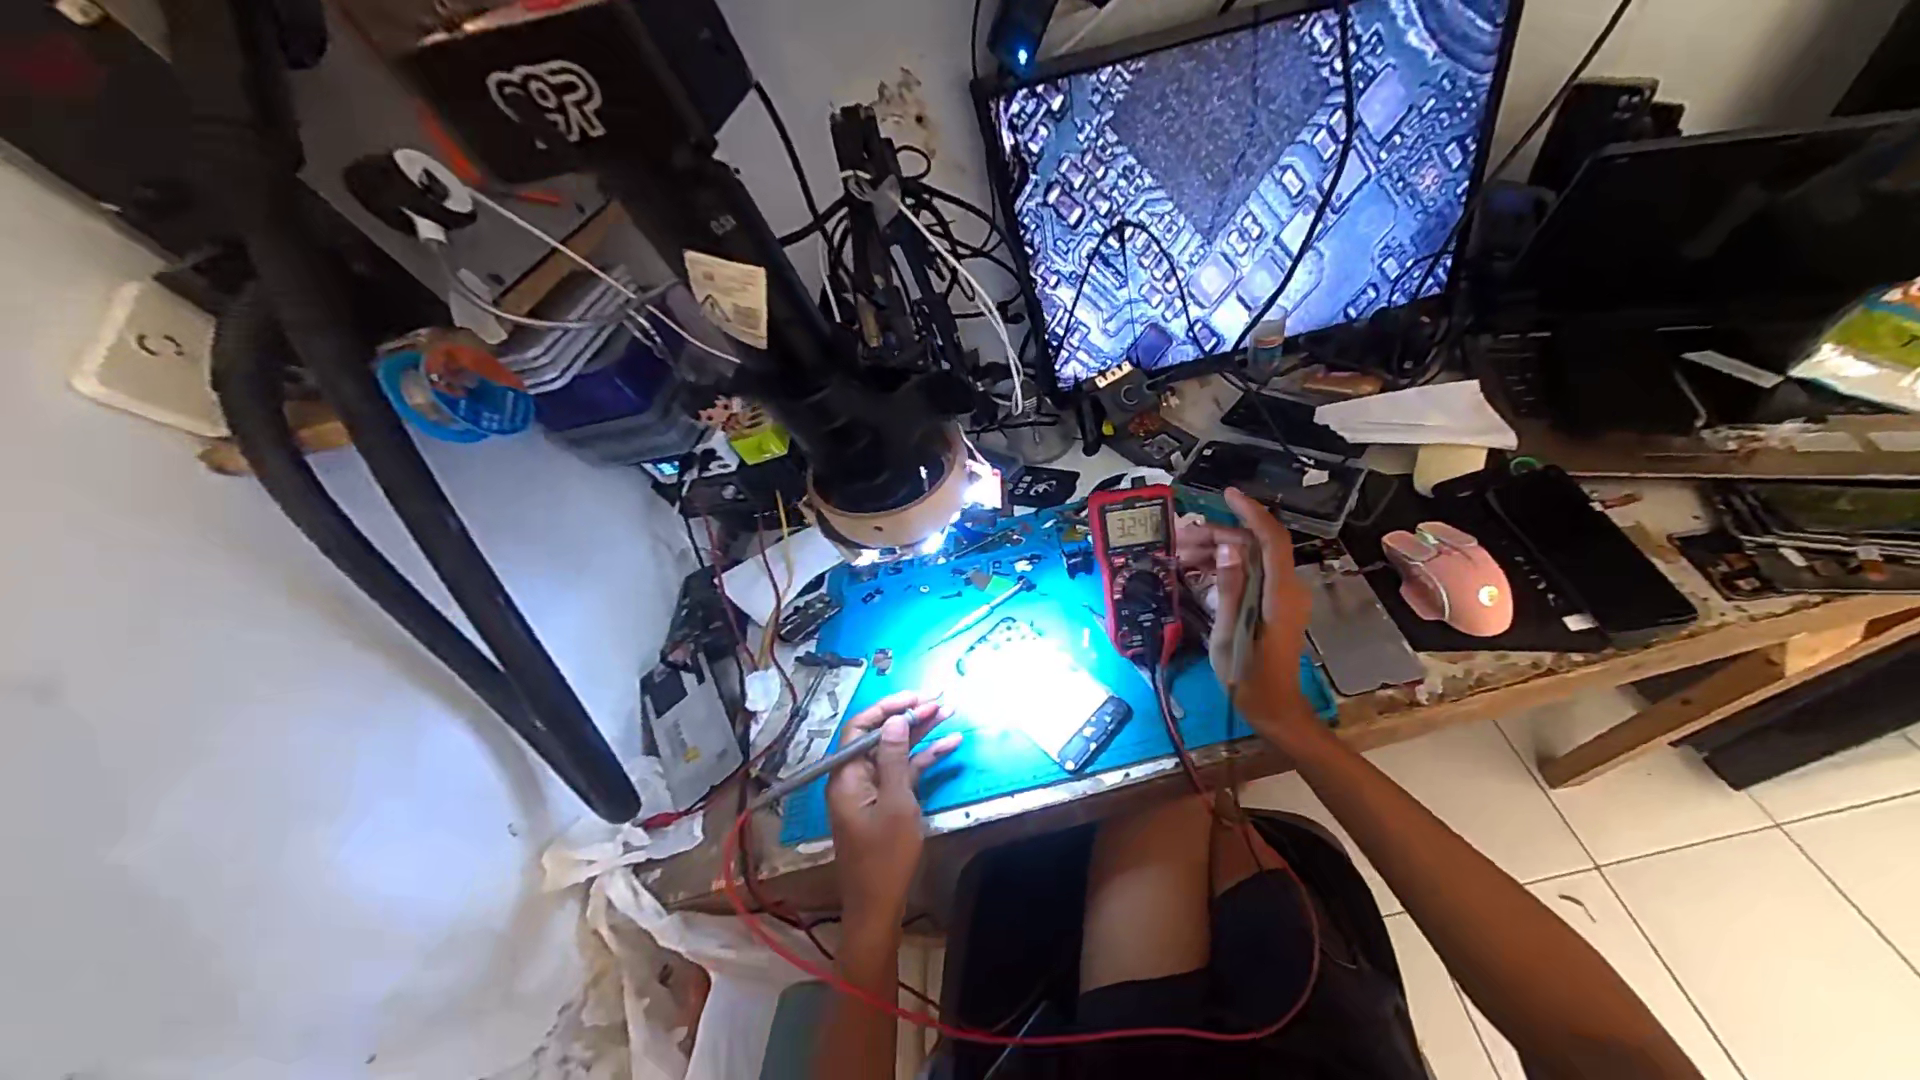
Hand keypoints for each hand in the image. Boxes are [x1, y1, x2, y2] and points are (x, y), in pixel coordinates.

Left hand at [825, 691, 961, 928]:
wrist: (879, 905)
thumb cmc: (885, 857)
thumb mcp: (896, 804)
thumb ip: (894, 758)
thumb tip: (895, 720)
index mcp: (846, 775)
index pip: (861, 727)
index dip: (887, 708)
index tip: (915, 697)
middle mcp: (855, 777)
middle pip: (880, 735)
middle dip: (909, 716)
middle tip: (938, 700)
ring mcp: (871, 790)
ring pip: (895, 751)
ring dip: (921, 734)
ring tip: (949, 713)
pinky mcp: (885, 802)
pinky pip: (903, 771)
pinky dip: (924, 759)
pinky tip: (950, 745)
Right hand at [1176, 489, 1321, 750]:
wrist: (1274, 707)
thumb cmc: (1248, 676)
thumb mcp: (1229, 632)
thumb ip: (1229, 587)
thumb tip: (1227, 546)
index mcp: (1279, 594)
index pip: (1270, 539)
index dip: (1251, 512)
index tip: (1227, 495)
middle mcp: (1287, 589)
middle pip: (1255, 547)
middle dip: (1218, 536)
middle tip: (1179, 541)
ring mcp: (1283, 597)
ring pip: (1251, 559)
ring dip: (1218, 552)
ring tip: (1181, 556)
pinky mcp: (1276, 605)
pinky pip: (1252, 575)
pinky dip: (1226, 568)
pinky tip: (1198, 572)